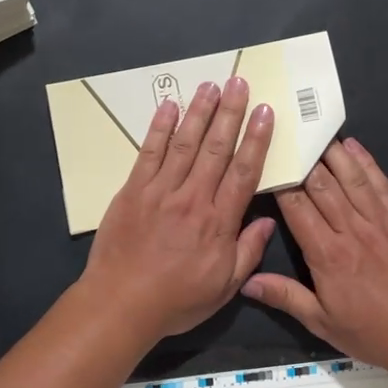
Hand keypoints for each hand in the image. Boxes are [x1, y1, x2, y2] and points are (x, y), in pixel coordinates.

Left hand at [79, 77, 277, 340]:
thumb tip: (267, 221)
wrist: (120, 303)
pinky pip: (149, 152)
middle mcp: (192, 198)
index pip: (243, 171)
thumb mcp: (224, 286)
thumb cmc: (176, 300)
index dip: (256, 139)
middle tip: (239, 83)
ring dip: (199, 111)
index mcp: (218, 221)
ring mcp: (160, 190)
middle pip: (216, 148)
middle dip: (230, 113)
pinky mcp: (134, 189)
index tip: (265, 111)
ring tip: (211, 85)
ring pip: (184, 142)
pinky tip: (169, 106)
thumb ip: (248, 251)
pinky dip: (159, 128)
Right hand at [242, 139, 387, 379]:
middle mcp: (351, 230)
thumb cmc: (372, 332)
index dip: (280, 184)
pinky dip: (366, 162)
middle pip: (321, 185)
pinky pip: (380, 184)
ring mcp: (378, 221)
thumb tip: (246, 282)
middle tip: (287, 138)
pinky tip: (354, 146)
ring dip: (332, 153)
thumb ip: (286, 297)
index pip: (296, 208)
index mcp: (327, 255)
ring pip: (350, 177)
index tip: (267, 164)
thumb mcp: (323, 323)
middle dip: (302, 160)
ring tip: (315, 132)